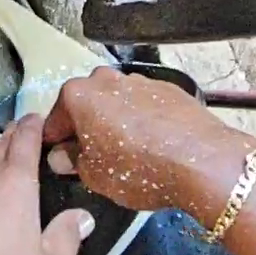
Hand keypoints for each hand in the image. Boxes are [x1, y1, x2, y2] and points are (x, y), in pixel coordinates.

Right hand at [42, 67, 255, 222]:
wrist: (201, 160)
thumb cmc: (138, 168)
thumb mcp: (94, 176)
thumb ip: (72, 161)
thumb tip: (61, 156)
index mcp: (78, 94)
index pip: (54, 120)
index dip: (56, 143)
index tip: (61, 160)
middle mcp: (103, 78)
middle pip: (86, 105)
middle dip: (87, 128)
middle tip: (97, 158)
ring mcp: (136, 79)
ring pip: (115, 102)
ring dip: (116, 121)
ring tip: (131, 153)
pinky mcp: (166, 87)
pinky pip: (144, 104)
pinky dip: (143, 119)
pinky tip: (155, 144)